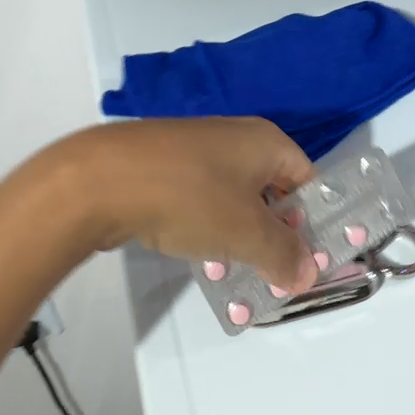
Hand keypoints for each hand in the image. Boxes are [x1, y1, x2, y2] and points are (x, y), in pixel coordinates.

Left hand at [50, 117, 319, 292]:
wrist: (102, 179)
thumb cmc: (189, 196)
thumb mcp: (245, 232)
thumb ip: (282, 255)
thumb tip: (308, 275)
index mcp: (265, 141)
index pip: (307, 181)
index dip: (312, 222)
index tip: (307, 262)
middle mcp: (236, 138)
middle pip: (271, 191)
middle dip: (274, 236)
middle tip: (273, 276)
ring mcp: (197, 151)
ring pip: (234, 200)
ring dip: (239, 237)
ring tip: (236, 275)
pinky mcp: (166, 168)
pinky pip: (201, 201)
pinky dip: (206, 228)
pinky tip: (197, 255)